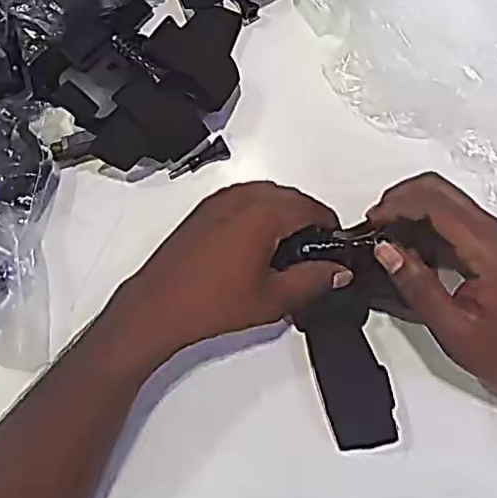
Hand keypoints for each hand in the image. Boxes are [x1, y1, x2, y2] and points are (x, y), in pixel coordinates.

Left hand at [95, 182, 349, 368]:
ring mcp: (218, 202)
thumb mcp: (274, 299)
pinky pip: (241, 198)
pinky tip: (260, 242)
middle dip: (306, 215)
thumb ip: (312, 280)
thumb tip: (334, 272)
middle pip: (286, 195)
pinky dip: (258, 210)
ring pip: (263, 193)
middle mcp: (238, 199)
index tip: (335, 237)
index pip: (307, 205)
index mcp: (260, 214)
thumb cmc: (205, 301)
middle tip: (318, 244)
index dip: (327, 221)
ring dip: (282, 210)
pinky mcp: (204, 210)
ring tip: (291, 246)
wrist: (161, 304)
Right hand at [368, 173, 496, 417]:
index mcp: (485, 246)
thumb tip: (385, 250)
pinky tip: (408, 250)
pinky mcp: (489, 245)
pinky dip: (422, 222)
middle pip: (435, 187)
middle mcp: (490, 231)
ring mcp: (491, 236)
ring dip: (409, 208)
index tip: (372, 224)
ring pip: (442, 198)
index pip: (431, 201)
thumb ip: (417, 286)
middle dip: (398, 198)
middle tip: (375, 224)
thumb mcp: (456, 329)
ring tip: (386, 237)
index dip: (395, 206)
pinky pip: (449, 217)